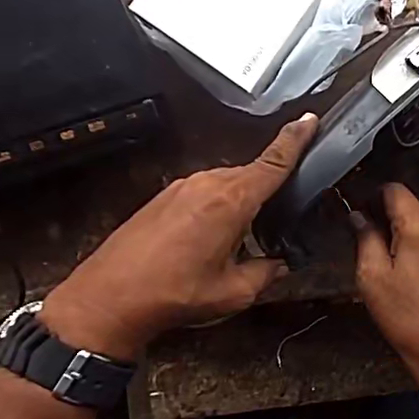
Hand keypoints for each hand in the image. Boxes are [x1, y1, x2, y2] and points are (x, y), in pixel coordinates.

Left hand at [43, 114, 317, 357]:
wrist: (108, 299)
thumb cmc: (173, 294)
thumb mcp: (235, 292)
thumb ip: (267, 273)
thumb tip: (280, 264)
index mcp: (231, 202)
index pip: (273, 162)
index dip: (295, 139)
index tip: (309, 119)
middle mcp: (206, 185)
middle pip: (252, 174)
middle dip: (270, 191)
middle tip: (280, 218)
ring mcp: (182, 187)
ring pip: (228, 183)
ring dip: (242, 203)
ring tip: (241, 241)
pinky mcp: (164, 197)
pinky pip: (205, 191)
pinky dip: (219, 207)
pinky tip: (212, 239)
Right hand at [351, 183, 418, 381]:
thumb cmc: (410, 318)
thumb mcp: (372, 276)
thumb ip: (365, 238)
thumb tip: (359, 218)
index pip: (394, 190)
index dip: (371, 198)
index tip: (359, 214)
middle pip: (408, 208)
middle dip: (386, 222)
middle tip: (369, 250)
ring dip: (402, 239)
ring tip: (390, 271)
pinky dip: (417, 251)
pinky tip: (408, 278)